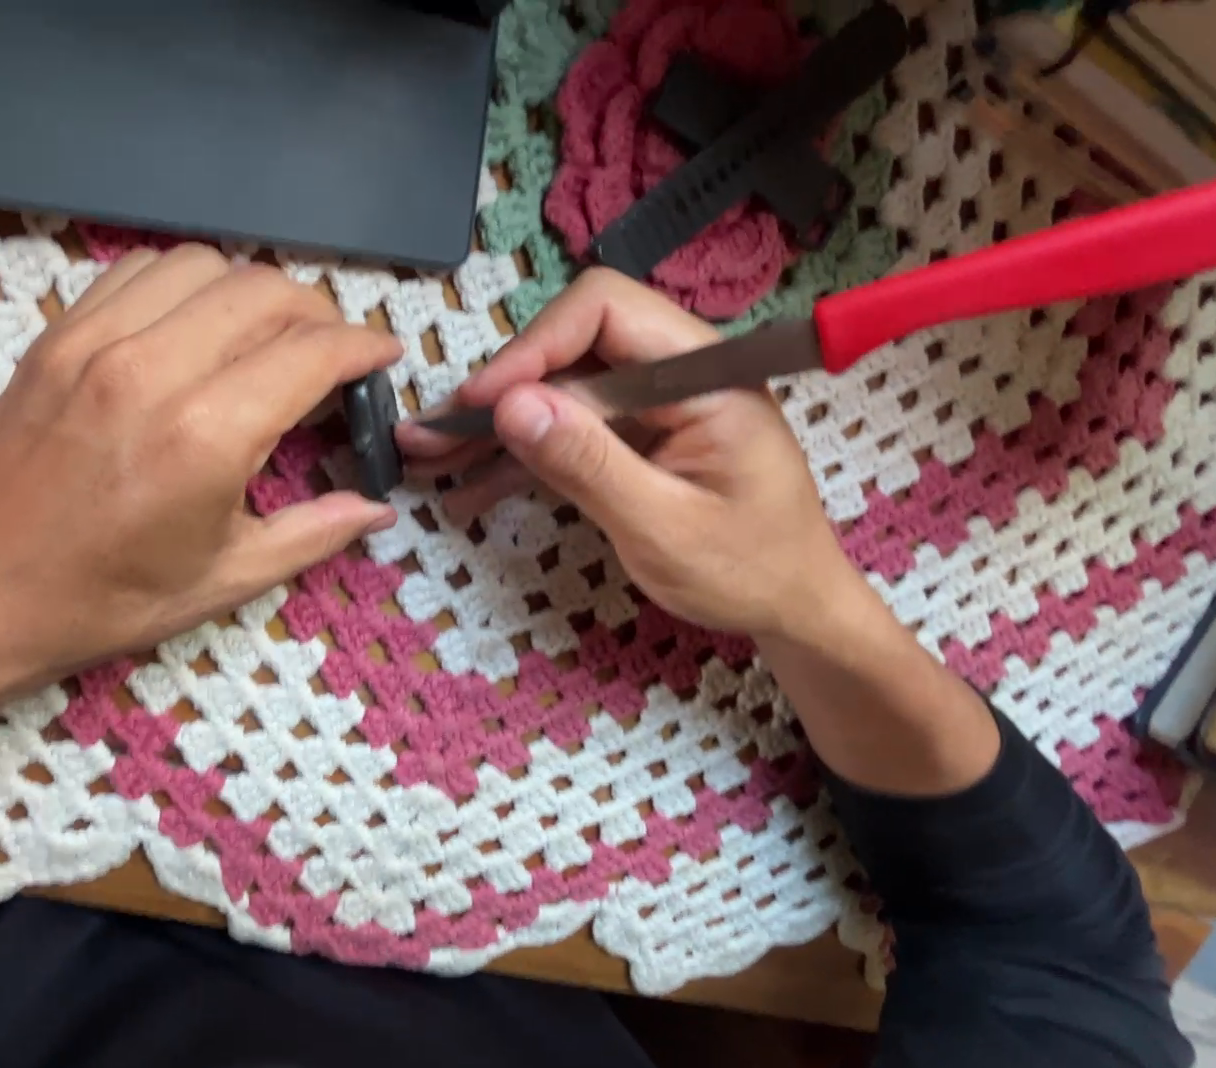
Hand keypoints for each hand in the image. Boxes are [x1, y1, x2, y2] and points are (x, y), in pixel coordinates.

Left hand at [0, 245, 400, 703]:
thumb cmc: (110, 600)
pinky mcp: (56, 337)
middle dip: (319, 314)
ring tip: (264, 339)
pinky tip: (194, 328)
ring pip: (204, 266)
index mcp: (206, 436)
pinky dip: (185, 285)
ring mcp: (95, 342)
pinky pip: (138, 272)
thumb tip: (379, 511)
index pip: (311, 353)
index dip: (362, 347)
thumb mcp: (227, 580)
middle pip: (266, 291)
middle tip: (331, 355)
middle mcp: (153, 369)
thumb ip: (315, 533)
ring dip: (252, 293)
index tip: (383, 356)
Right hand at [399, 268, 858, 641]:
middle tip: (425, 439)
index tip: (479, 404)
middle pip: (563, 355)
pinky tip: (467, 493)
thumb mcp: (664, 527)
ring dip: (489, 432)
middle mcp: (670, 373)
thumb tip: (510, 405)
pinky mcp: (629, 440)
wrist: (790, 607)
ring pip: (551, 397)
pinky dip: (515, 463)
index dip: (532, 347)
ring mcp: (646, 408)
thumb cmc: (748, 571)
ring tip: (425, 463)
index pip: (604, 312)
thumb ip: (589, 464)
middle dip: (491, 397)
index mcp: (701, 372)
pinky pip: (562, 437)